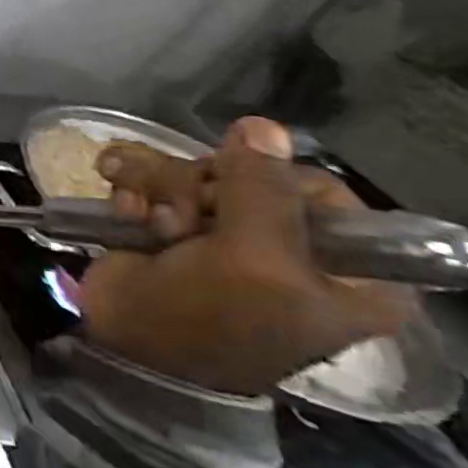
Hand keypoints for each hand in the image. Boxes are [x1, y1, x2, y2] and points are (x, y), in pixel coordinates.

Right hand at [77, 117, 417, 394]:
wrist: (125, 341)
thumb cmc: (209, 318)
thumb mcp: (253, 261)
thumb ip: (263, 191)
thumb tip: (261, 125)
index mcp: (344, 269)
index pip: (319, 188)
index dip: (270, 183)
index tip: (236, 203)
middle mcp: (286, 244)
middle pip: (245, 174)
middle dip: (199, 188)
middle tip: (182, 221)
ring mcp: (220, 230)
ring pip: (190, 170)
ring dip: (158, 187)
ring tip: (145, 220)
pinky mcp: (165, 218)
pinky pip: (150, 176)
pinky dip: (131, 188)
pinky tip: (123, 210)